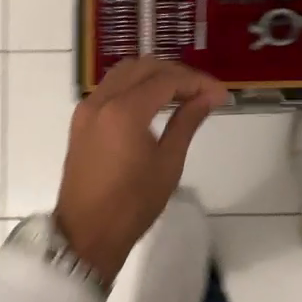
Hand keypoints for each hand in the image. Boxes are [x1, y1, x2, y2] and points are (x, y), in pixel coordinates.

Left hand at [54, 59, 229, 283]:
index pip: (167, 80)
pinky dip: (134, 85)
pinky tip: (154, 102)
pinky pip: (111, 87)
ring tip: (182, 93)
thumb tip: (209, 97)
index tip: (220, 94)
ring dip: (154, 75)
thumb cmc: (133, 204)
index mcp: (125, 111)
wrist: (86, 234)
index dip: (197, 82)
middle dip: (177, 73)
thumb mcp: (168, 163)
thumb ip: (187, 122)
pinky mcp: (81, 119)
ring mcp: (87, 108)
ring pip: (125, 72)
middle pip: (144, 67)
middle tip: (203, 91)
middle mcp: (102, 100)